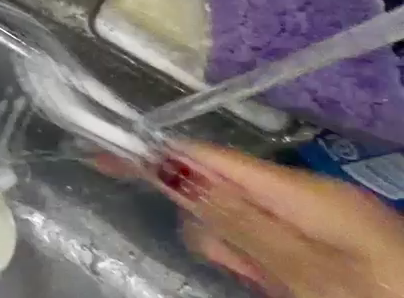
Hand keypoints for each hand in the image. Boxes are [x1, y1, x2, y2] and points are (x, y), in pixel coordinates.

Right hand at [152, 142, 403, 297]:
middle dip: (211, 225)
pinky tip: (284, 284)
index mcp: (304, 189)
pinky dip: (266, 260)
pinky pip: (273, 237)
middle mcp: (310, 193)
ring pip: (242, 219)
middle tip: (241, 271)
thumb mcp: (306, 272)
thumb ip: (233, 218)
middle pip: (220, 189)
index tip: (101, 160)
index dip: (152, 156)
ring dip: (239, 250)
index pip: (203, 154)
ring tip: (271, 285)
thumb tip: (160, 164)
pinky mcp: (338, 245)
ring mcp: (326, 220)